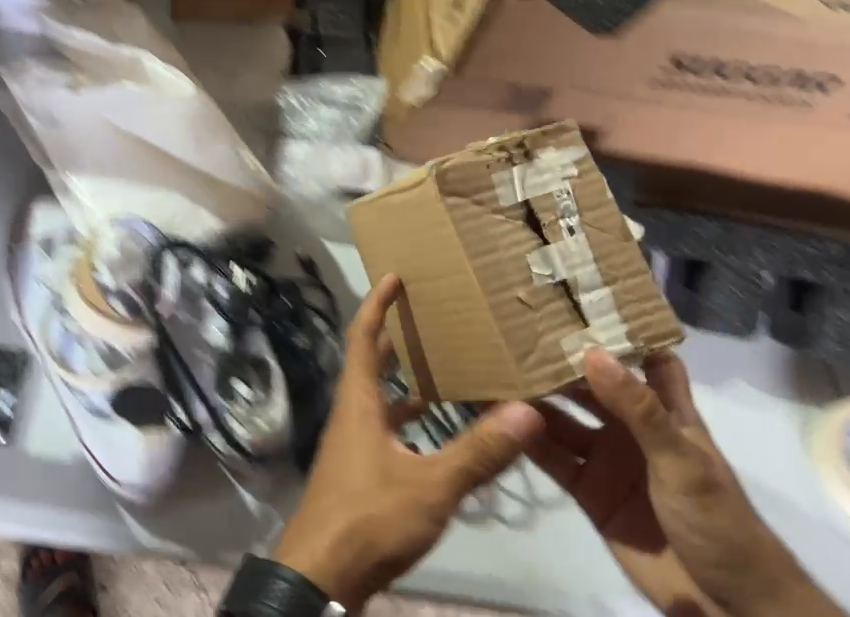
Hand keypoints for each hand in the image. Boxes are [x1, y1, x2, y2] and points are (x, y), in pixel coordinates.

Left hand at [274, 275, 543, 611]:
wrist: (322, 574)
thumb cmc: (370, 517)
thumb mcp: (431, 485)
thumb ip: (478, 451)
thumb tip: (527, 410)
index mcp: (359, 403)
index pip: (362, 338)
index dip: (377, 305)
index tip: (393, 276)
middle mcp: (351, 415)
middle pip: (370, 364)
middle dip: (394, 338)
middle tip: (429, 317)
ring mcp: (352, 445)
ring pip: (379, 400)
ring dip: (404, 381)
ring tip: (443, 367)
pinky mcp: (359, 473)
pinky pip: (385, 430)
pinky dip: (408, 421)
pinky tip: (436, 432)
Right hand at [527, 350, 842, 616]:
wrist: (724, 602)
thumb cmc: (717, 521)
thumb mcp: (681, 460)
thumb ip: (637, 409)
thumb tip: (592, 352)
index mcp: (666, 414)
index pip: (647, 360)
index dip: (622, 334)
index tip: (581, 305)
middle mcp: (633, 430)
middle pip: (592, 387)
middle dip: (559, 364)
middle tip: (514, 333)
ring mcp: (609, 460)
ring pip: (564, 420)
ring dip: (536, 401)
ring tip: (496, 373)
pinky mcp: (589, 491)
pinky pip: (553, 459)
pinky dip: (528, 442)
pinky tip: (501, 422)